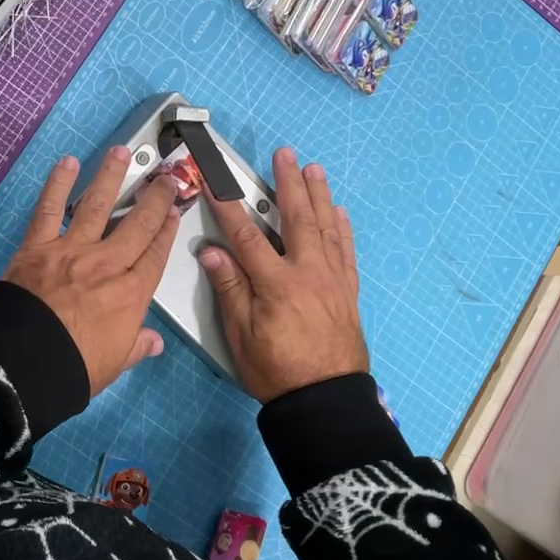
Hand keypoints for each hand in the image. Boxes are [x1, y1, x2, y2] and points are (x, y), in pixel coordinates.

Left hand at [4, 147, 181, 395]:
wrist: (24, 361)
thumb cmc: (73, 368)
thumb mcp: (112, 365)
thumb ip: (134, 347)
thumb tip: (153, 342)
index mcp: (130, 295)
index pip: (155, 255)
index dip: (167, 230)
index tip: (175, 210)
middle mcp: (106, 265)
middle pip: (137, 224)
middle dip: (155, 198)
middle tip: (167, 176)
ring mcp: (72, 250)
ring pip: (97, 205)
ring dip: (111, 177)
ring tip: (123, 152)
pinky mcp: (38, 245)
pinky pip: (49, 209)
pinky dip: (58, 184)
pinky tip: (67, 163)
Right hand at [198, 148, 366, 402]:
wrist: (326, 403)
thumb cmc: (275, 371)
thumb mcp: (240, 335)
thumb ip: (229, 289)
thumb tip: (211, 251)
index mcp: (277, 284)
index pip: (247, 237)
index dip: (229, 208)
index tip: (217, 183)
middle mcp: (309, 274)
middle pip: (297, 220)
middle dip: (288, 184)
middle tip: (285, 155)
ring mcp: (333, 282)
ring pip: (327, 229)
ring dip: (319, 196)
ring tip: (314, 170)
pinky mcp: (348, 293)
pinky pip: (347, 253)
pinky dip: (343, 229)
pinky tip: (340, 213)